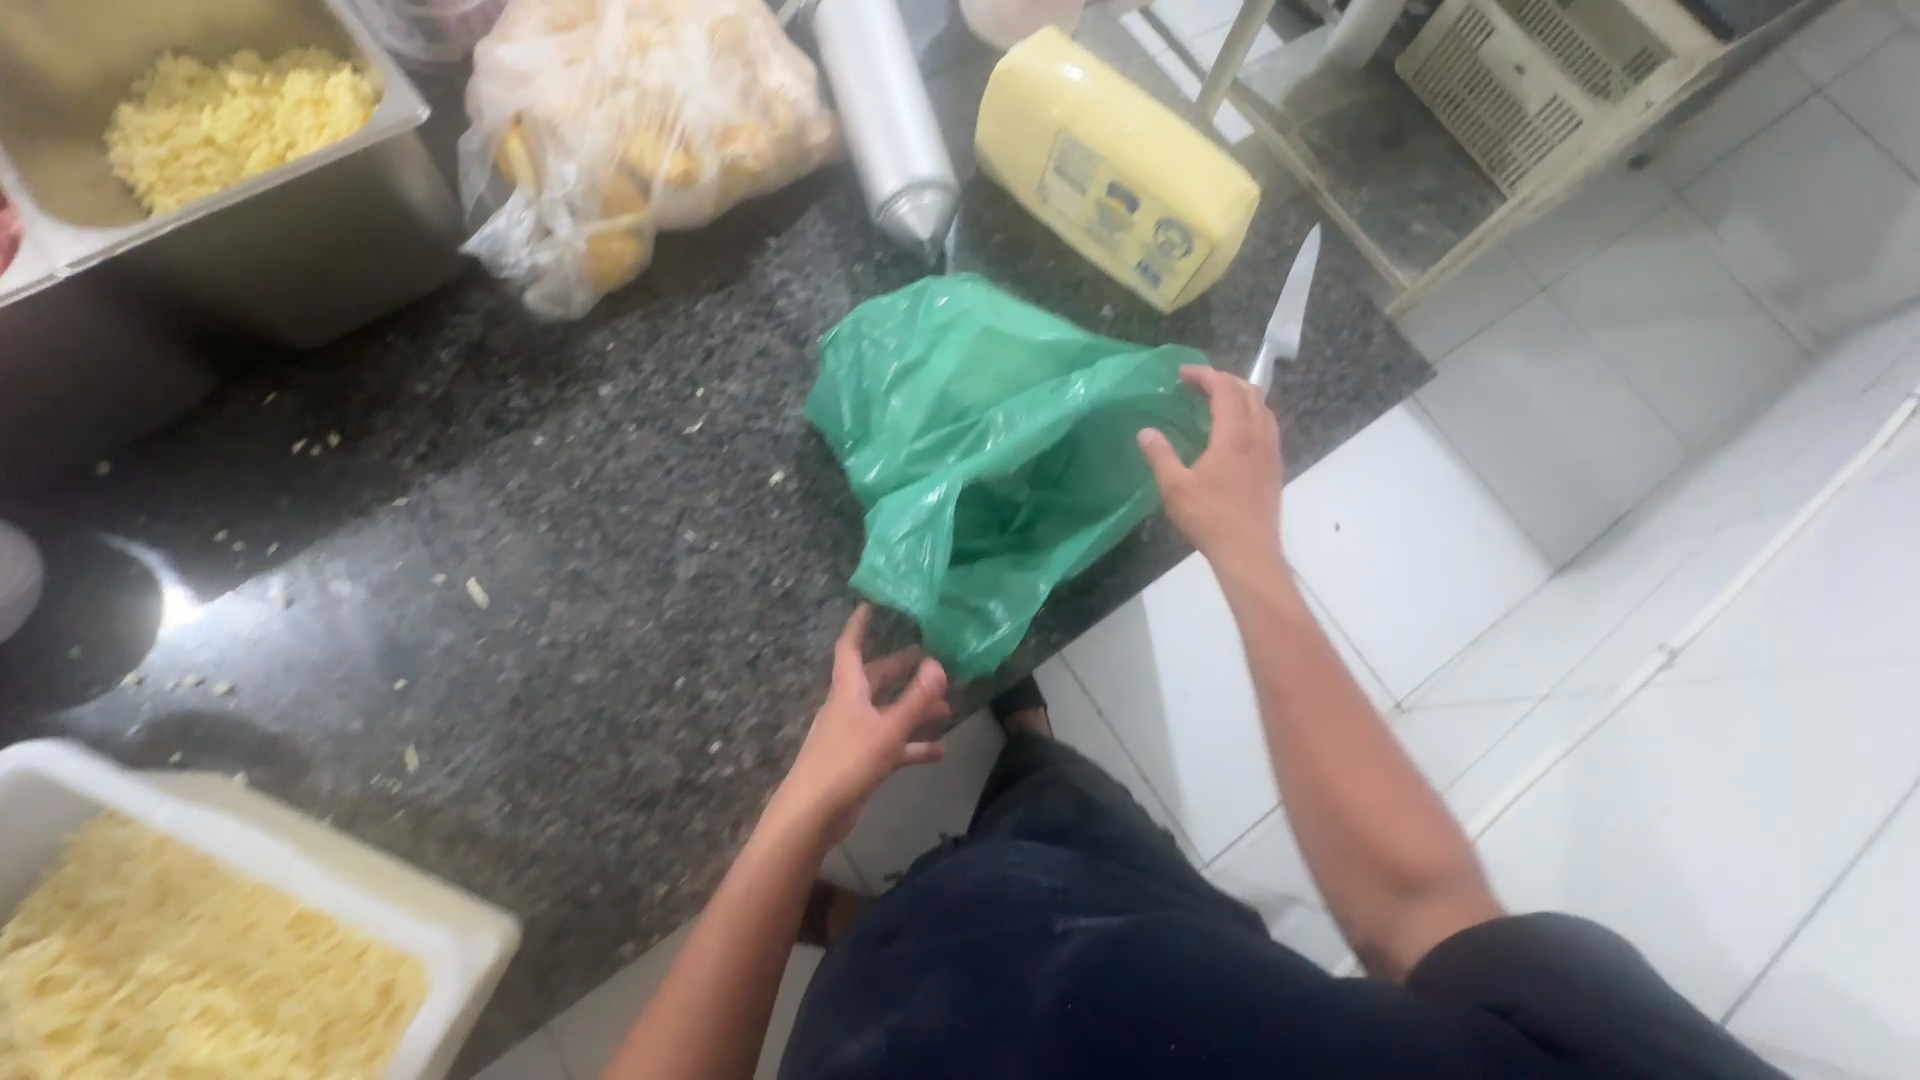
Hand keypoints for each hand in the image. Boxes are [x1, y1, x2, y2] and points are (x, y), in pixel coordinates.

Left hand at [770, 605, 950, 845]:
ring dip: (914, 709)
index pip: (850, 648)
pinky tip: (938, 752)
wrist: (813, 814)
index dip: (859, 626)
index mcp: (848, 691)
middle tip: (928, 656)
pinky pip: (890, 745)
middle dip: (900, 668)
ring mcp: (853, 735)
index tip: (870, 606)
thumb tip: (938, 664)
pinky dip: (911, 745)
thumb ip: (915, 699)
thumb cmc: (847, 762)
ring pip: (887, 713)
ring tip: (946, 707)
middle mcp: (848, 707)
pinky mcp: (859, 762)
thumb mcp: (888, 729)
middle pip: (875, 679)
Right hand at [1138, 365, 1285, 582]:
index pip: (1224, 389)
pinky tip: (1235, 432)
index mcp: (1234, 435)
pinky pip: (1267, 426)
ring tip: (1218, 402)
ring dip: (1241, 396)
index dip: (1205, 375)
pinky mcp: (1275, 468)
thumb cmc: (1210, 518)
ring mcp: (1271, 452)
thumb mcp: (1175, 488)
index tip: (1183, 374)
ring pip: (1263, 408)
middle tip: (1199, 384)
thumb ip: (1160, 455)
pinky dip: (1251, 415)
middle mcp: (1258, 436)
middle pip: (1249, 392)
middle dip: (1225, 380)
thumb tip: (1146, 432)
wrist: (1248, 552)